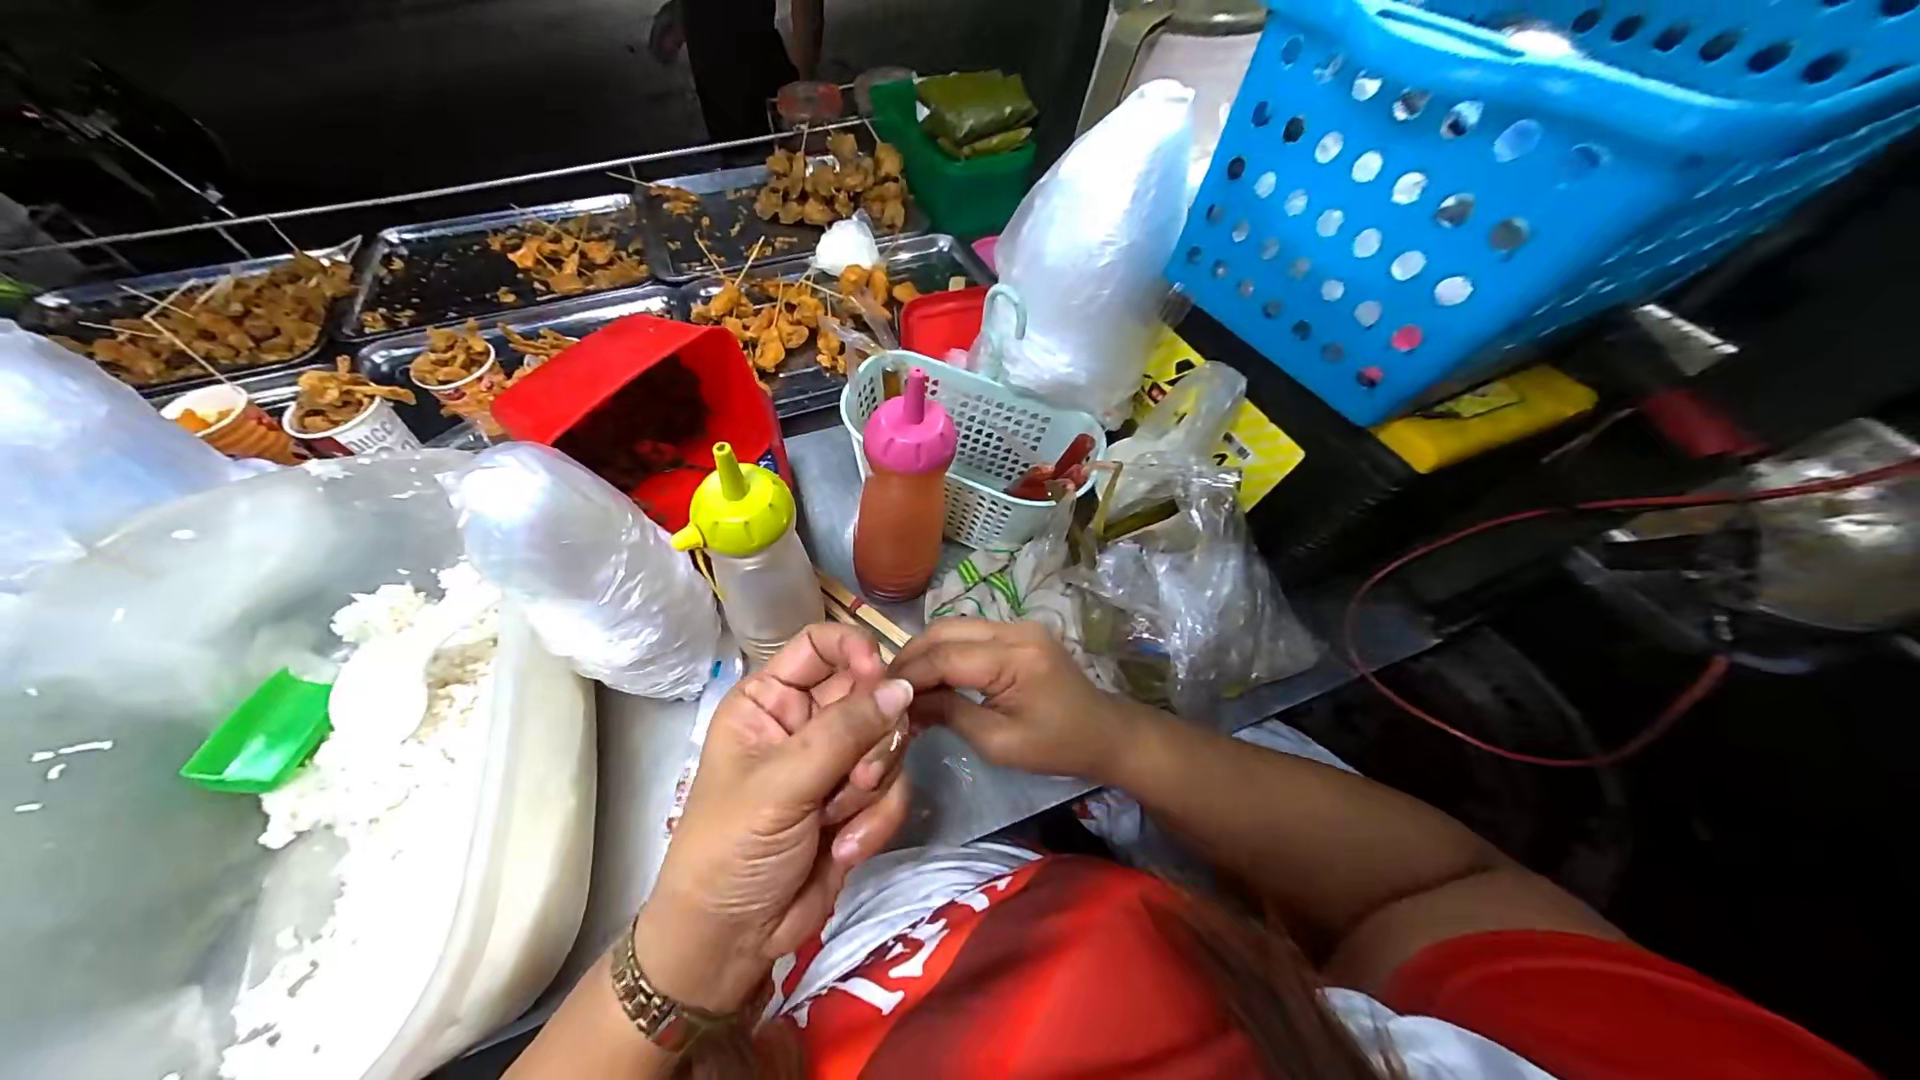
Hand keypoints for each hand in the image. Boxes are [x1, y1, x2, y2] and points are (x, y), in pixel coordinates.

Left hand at [636, 624, 914, 1012]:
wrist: (732, 942)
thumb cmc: (732, 848)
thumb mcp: (781, 784)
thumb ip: (845, 732)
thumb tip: (903, 688)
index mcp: (770, 701)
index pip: (821, 645)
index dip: (855, 651)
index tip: (882, 675)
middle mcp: (806, 722)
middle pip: (868, 695)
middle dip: (871, 739)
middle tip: (858, 777)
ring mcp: (836, 762)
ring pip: (888, 742)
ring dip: (873, 786)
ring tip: (838, 821)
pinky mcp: (858, 801)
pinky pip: (893, 787)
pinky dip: (876, 820)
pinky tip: (845, 849)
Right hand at [888, 618, 1151, 781]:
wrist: (1106, 733)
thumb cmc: (1056, 747)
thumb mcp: (998, 742)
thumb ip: (949, 714)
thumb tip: (903, 703)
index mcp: (1015, 657)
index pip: (946, 656)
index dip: (909, 674)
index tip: (879, 694)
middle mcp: (1015, 629)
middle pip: (946, 630)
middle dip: (911, 656)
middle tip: (885, 687)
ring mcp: (1018, 625)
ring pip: (955, 626)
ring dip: (925, 651)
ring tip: (903, 683)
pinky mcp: (1018, 631)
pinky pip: (970, 633)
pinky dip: (945, 650)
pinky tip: (931, 674)